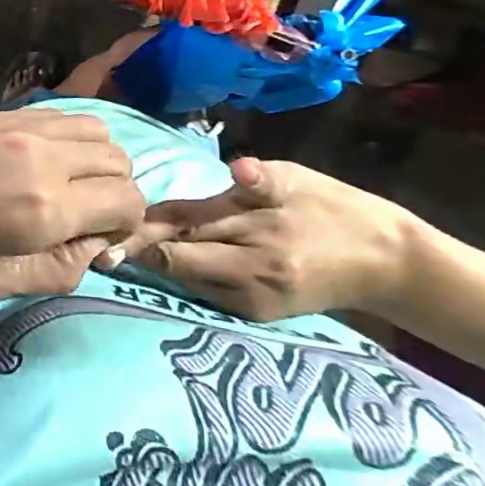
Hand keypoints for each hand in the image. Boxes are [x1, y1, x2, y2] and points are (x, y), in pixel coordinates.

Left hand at [0, 109, 145, 300]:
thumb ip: (52, 270)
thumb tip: (90, 249)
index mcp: (43, 208)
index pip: (128, 203)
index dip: (123, 230)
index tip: (91, 246)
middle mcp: (44, 156)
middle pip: (121, 161)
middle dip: (114, 195)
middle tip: (76, 220)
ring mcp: (21, 124)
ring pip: (97, 129)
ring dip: (95, 161)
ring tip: (59, 188)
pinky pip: (59, 116)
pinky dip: (68, 139)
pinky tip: (31, 162)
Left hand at [120, 158, 423, 320]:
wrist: (383, 261)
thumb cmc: (332, 208)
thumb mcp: (296, 180)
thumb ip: (258, 180)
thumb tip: (238, 169)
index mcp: (259, 236)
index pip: (183, 231)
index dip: (141, 231)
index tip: (106, 227)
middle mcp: (251, 276)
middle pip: (177, 261)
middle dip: (139, 249)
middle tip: (100, 238)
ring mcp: (253, 303)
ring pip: (185, 282)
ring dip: (155, 265)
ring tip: (119, 251)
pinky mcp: (256, 316)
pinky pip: (205, 294)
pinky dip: (181, 276)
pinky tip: (162, 264)